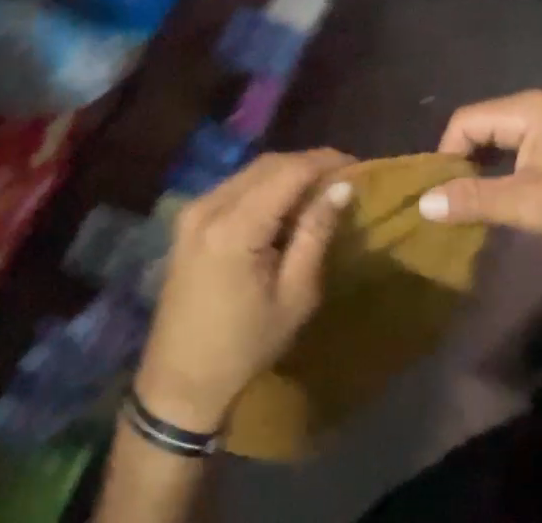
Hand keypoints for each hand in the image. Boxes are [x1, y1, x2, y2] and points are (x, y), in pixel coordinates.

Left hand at [134, 150, 354, 430]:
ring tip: (321, 189)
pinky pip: (234, 187)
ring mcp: (192, 211)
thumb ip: (316, 234)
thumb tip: (343, 187)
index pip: (289, 172)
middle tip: (345, 178)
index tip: (360, 168)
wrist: (181, 379)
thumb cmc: (245, 346)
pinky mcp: (187, 221)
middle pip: (268, 164)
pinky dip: (265, 186)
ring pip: (250, 172)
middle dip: (309, 164)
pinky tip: (287, 204)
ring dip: (287, 173)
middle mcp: (208, 207)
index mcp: (234, 228)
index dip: (327, 162)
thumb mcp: (295, 295)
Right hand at [419, 90, 541, 246]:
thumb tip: (423, 202)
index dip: (446, 156)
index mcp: (526, 110)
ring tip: (472, 202)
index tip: (441, 194)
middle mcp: (534, 106)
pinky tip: (500, 194)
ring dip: (481, 166)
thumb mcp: (527, 205)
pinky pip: (514, 144)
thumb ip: (473, 200)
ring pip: (496, 136)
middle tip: (453, 201)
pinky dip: (500, 166)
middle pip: (478, 125)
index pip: (464, 122)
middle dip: (461, 161)